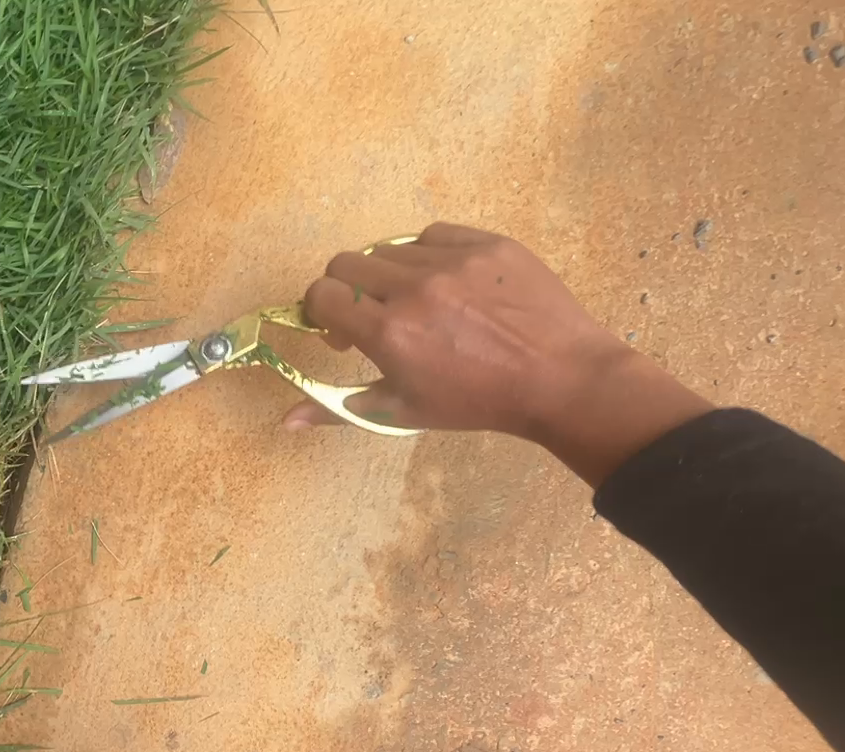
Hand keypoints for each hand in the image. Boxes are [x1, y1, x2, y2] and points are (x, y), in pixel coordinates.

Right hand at [292, 222, 711, 485]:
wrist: (560, 378)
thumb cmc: (471, 402)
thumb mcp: (398, 411)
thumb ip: (335, 409)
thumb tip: (284, 422)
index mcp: (386, 332)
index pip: (321, 294)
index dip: (319, 311)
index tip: (339, 332)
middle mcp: (413, 289)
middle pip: (345, 263)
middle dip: (345, 289)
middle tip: (369, 316)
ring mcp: (454, 261)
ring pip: (387, 249)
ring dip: (385, 275)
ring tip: (412, 301)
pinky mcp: (489, 243)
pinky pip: (433, 235)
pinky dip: (425, 256)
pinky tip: (444, 283)